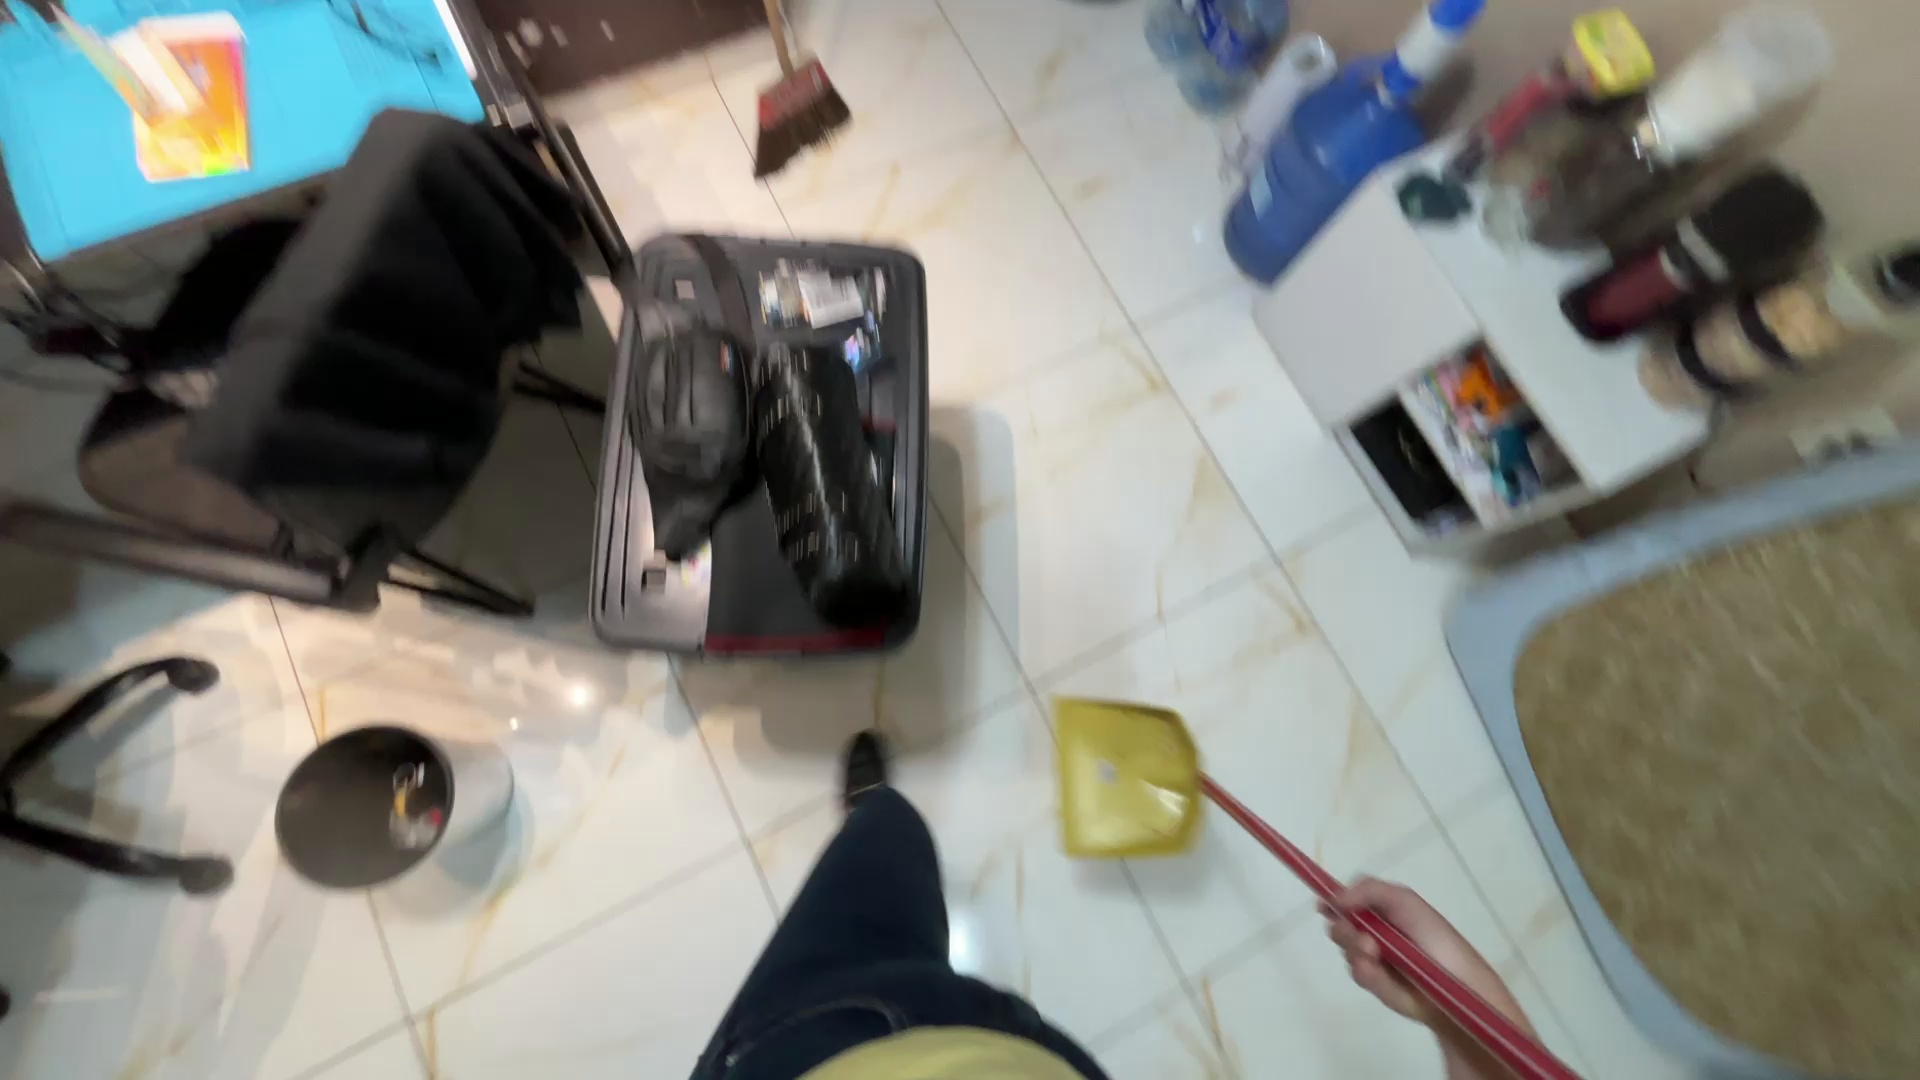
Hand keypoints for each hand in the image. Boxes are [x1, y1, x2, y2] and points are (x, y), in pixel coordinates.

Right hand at [1320, 877, 1535, 1078]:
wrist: (1458, 987)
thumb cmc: (1435, 938)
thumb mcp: (1404, 900)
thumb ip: (1367, 889)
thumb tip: (1333, 897)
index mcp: (1380, 908)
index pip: (1345, 898)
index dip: (1331, 900)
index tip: (1323, 905)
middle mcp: (1373, 930)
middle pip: (1338, 922)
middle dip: (1341, 927)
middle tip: (1357, 934)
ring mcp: (1374, 958)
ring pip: (1344, 948)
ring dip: (1354, 949)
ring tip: (1374, 955)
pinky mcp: (1377, 984)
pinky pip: (1357, 973)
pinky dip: (1366, 972)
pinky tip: (1379, 974)